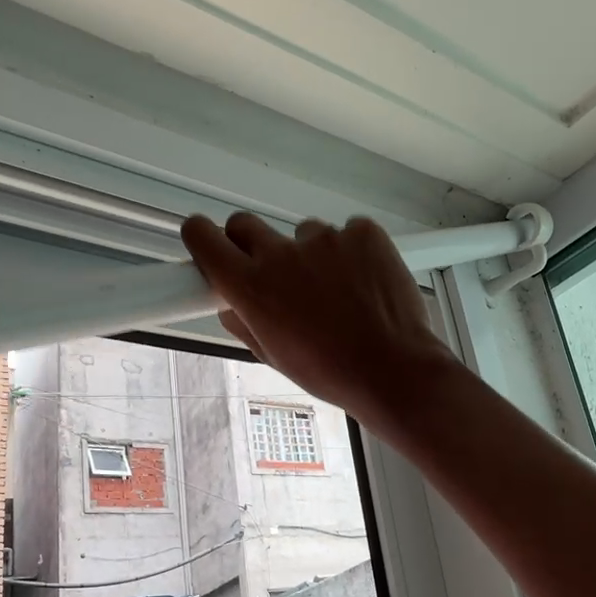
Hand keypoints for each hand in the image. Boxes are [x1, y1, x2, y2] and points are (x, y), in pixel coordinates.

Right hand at [181, 212, 457, 417]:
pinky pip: (348, 233)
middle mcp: (281, 255)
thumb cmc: (334, 371)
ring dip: (312, 255)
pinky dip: (353, 252)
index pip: (202, 236)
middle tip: (275, 273)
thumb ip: (245, 323)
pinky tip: (365, 283)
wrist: (393, 369)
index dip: (202, 237)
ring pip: (304, 233)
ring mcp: (325, 240)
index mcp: (251, 287)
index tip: (208, 241)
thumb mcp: (275, 356)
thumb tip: (233, 307)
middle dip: (252, 244)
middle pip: (246, 224)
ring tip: (337, 293)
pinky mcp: (362, 233)